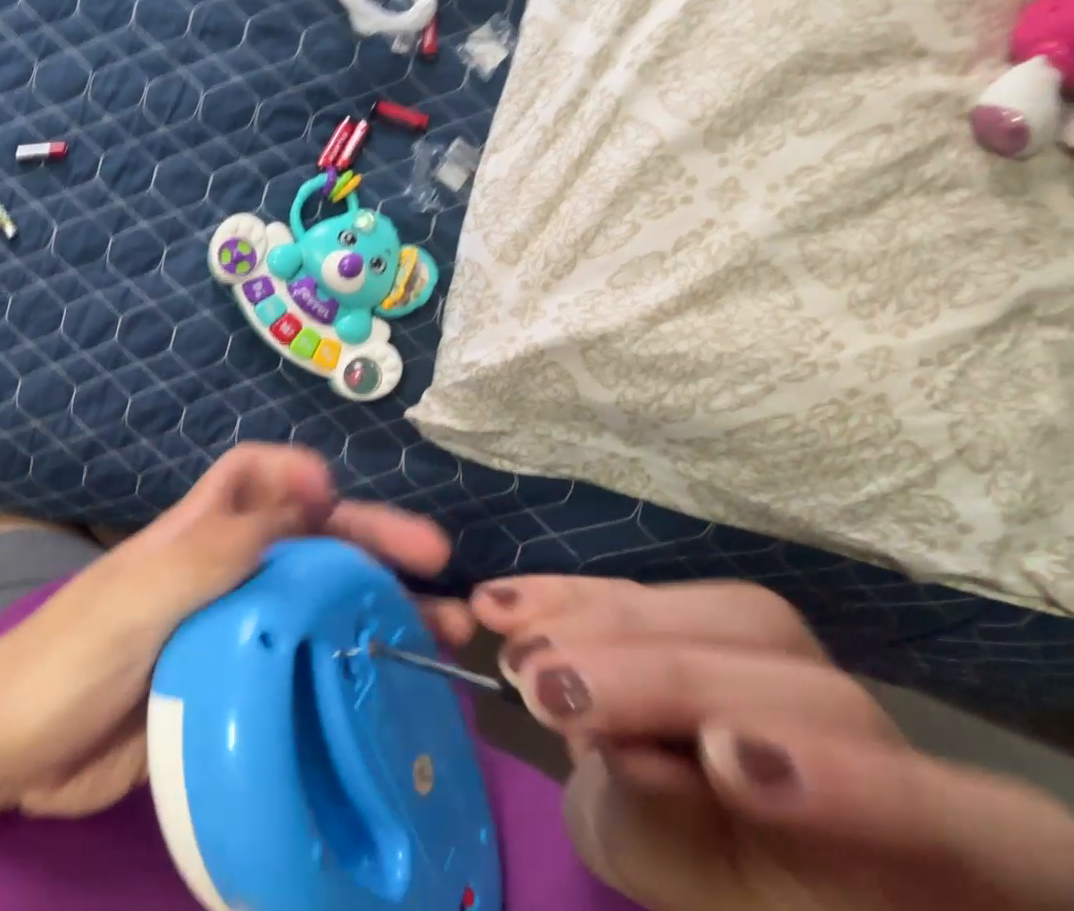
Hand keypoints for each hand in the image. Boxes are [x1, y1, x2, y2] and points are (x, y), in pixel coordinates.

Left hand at [0, 444, 452, 819]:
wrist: (12, 755)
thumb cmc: (65, 663)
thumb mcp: (139, 598)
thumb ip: (214, 551)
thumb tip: (301, 500)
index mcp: (187, 540)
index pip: (250, 477)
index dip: (296, 473)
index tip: (343, 501)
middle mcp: (212, 578)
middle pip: (300, 541)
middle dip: (368, 542)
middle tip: (437, 568)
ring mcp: (221, 636)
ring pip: (309, 606)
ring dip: (373, 608)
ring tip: (442, 633)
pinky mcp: (226, 691)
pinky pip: (296, 667)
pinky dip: (343, 667)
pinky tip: (387, 690)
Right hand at [454, 576, 1073, 910]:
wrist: (678, 819)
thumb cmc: (698, 869)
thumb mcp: (671, 870)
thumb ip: (664, 817)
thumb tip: (627, 747)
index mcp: (923, 845)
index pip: (960, 817)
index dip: (857, 783)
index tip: (724, 762)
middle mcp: (871, 734)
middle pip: (806, 687)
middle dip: (662, 677)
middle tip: (543, 685)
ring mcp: (791, 661)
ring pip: (733, 617)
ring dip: (606, 622)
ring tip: (515, 647)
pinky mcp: (710, 617)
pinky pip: (647, 590)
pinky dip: (568, 593)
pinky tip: (501, 602)